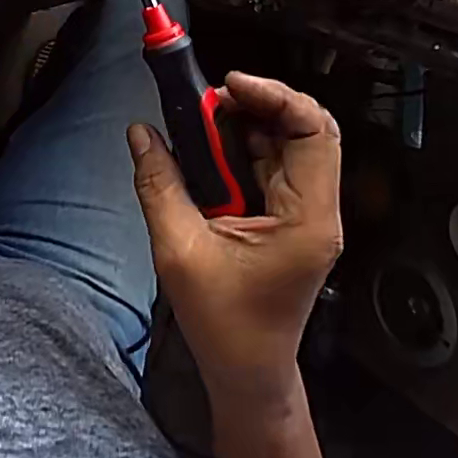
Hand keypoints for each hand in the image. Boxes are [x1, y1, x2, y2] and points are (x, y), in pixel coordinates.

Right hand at [128, 72, 342, 393]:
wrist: (247, 372)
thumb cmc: (225, 327)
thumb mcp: (179, 252)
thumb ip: (159, 185)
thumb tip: (141, 134)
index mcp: (307, 219)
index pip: (313, 132)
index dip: (276, 96)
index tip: (231, 85)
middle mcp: (316, 208)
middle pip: (307, 127)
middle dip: (262, 102)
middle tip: (216, 98)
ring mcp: (305, 210)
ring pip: (290, 139)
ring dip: (251, 120)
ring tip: (209, 117)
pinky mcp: (289, 212)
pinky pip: (275, 159)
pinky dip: (247, 142)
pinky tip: (216, 144)